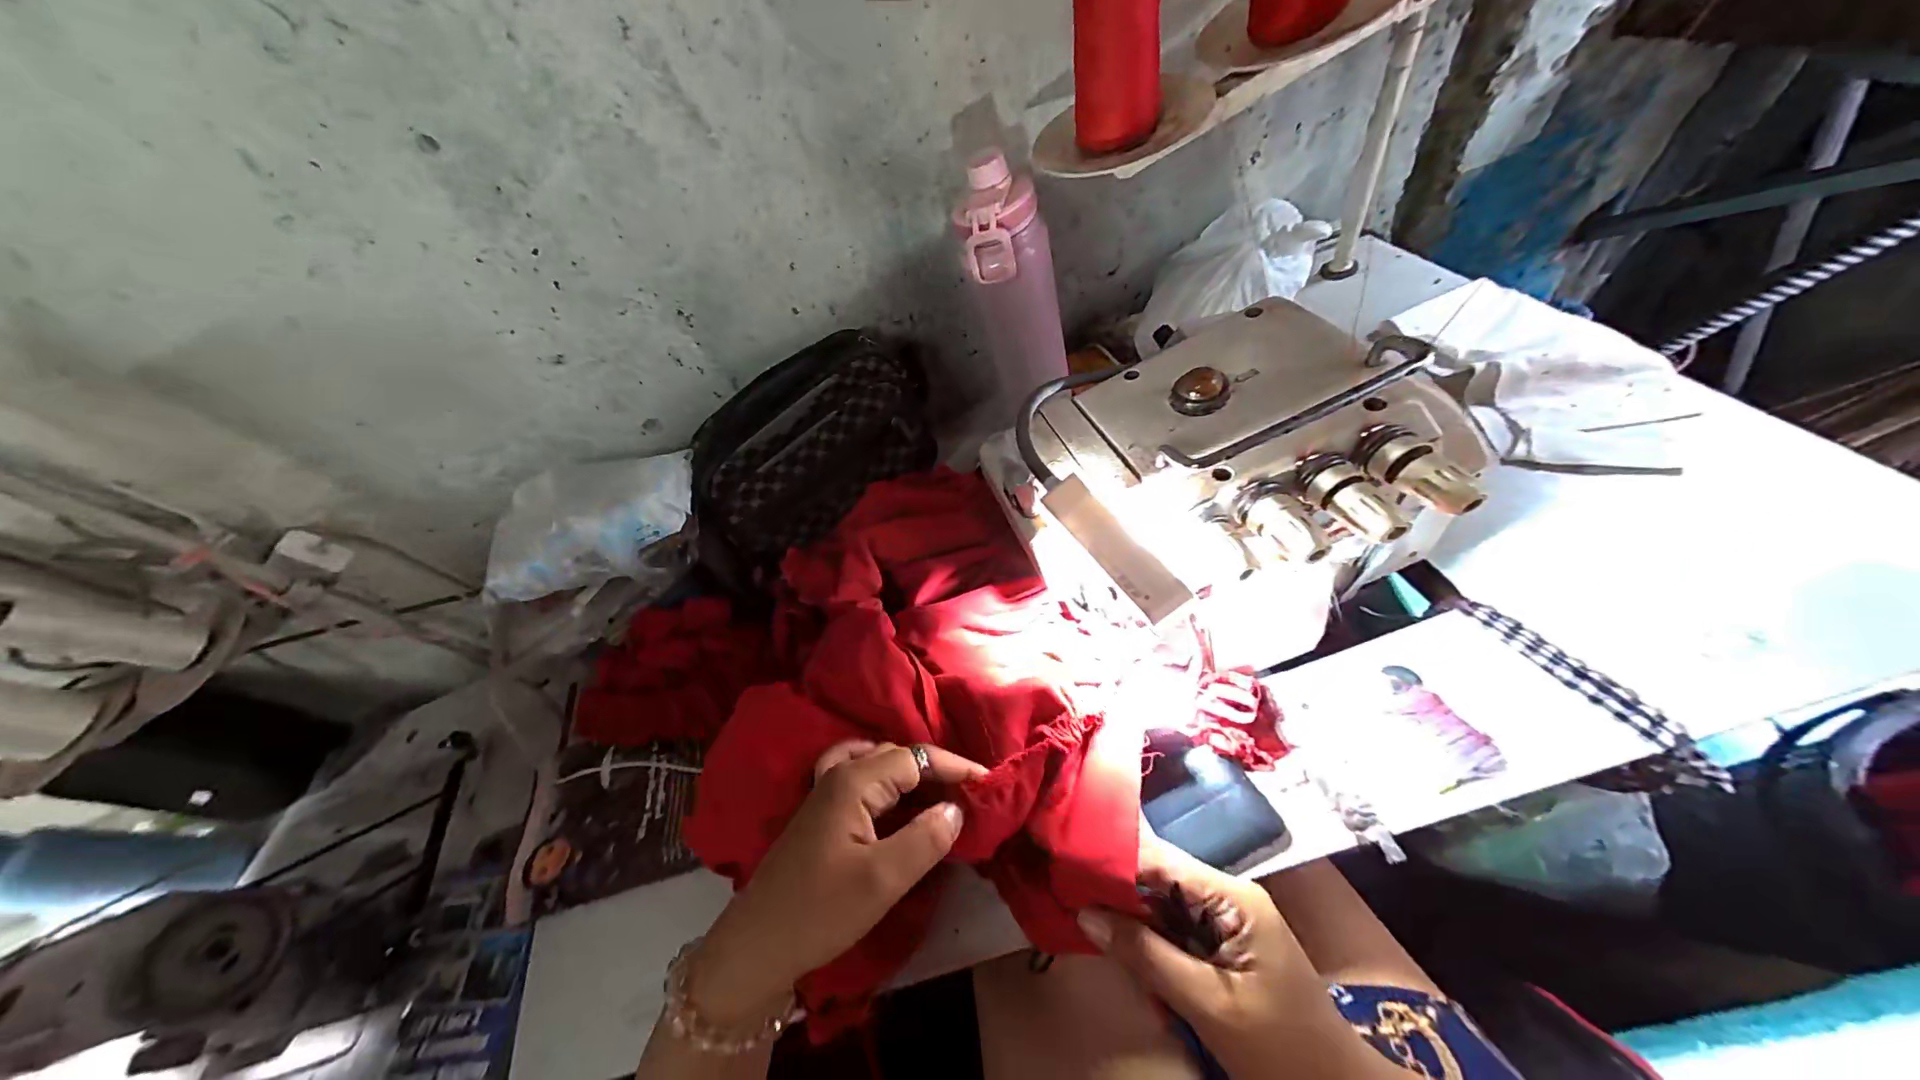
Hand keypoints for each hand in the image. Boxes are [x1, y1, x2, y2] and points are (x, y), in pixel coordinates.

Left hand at [685, 740, 987, 1027]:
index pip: (916, 758)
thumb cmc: (820, 911)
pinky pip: (863, 778)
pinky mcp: (822, 813)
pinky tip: (896, 795)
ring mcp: (826, 791)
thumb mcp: (881, 880)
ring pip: (881, 765)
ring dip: (916, 776)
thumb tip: (956, 808)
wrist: (757, 945)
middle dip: (939, 771)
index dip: (956, 767)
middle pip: (899, 756)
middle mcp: (839, 774)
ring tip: (946, 795)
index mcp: (854, 781)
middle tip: (974, 796)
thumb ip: (924, 839)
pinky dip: (888, 780)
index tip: (990, 783)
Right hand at [1076, 840, 1382, 1079]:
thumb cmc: (1281, 1048)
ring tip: (1153, 1000)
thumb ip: (1144, 955)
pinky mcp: (1226, 946)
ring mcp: (1228, 921)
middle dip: (1130, 919)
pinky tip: (1167, 1005)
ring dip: (1146, 952)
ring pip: (1162, 915)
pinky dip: (1163, 967)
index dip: (1115, 862)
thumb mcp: (1207, 1004)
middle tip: (1103, 948)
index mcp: (1232, 896)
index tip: (1070, 871)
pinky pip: (1177, 939)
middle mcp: (1228, 896)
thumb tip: (1085, 913)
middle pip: (1157, 885)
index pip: (1160, 860)